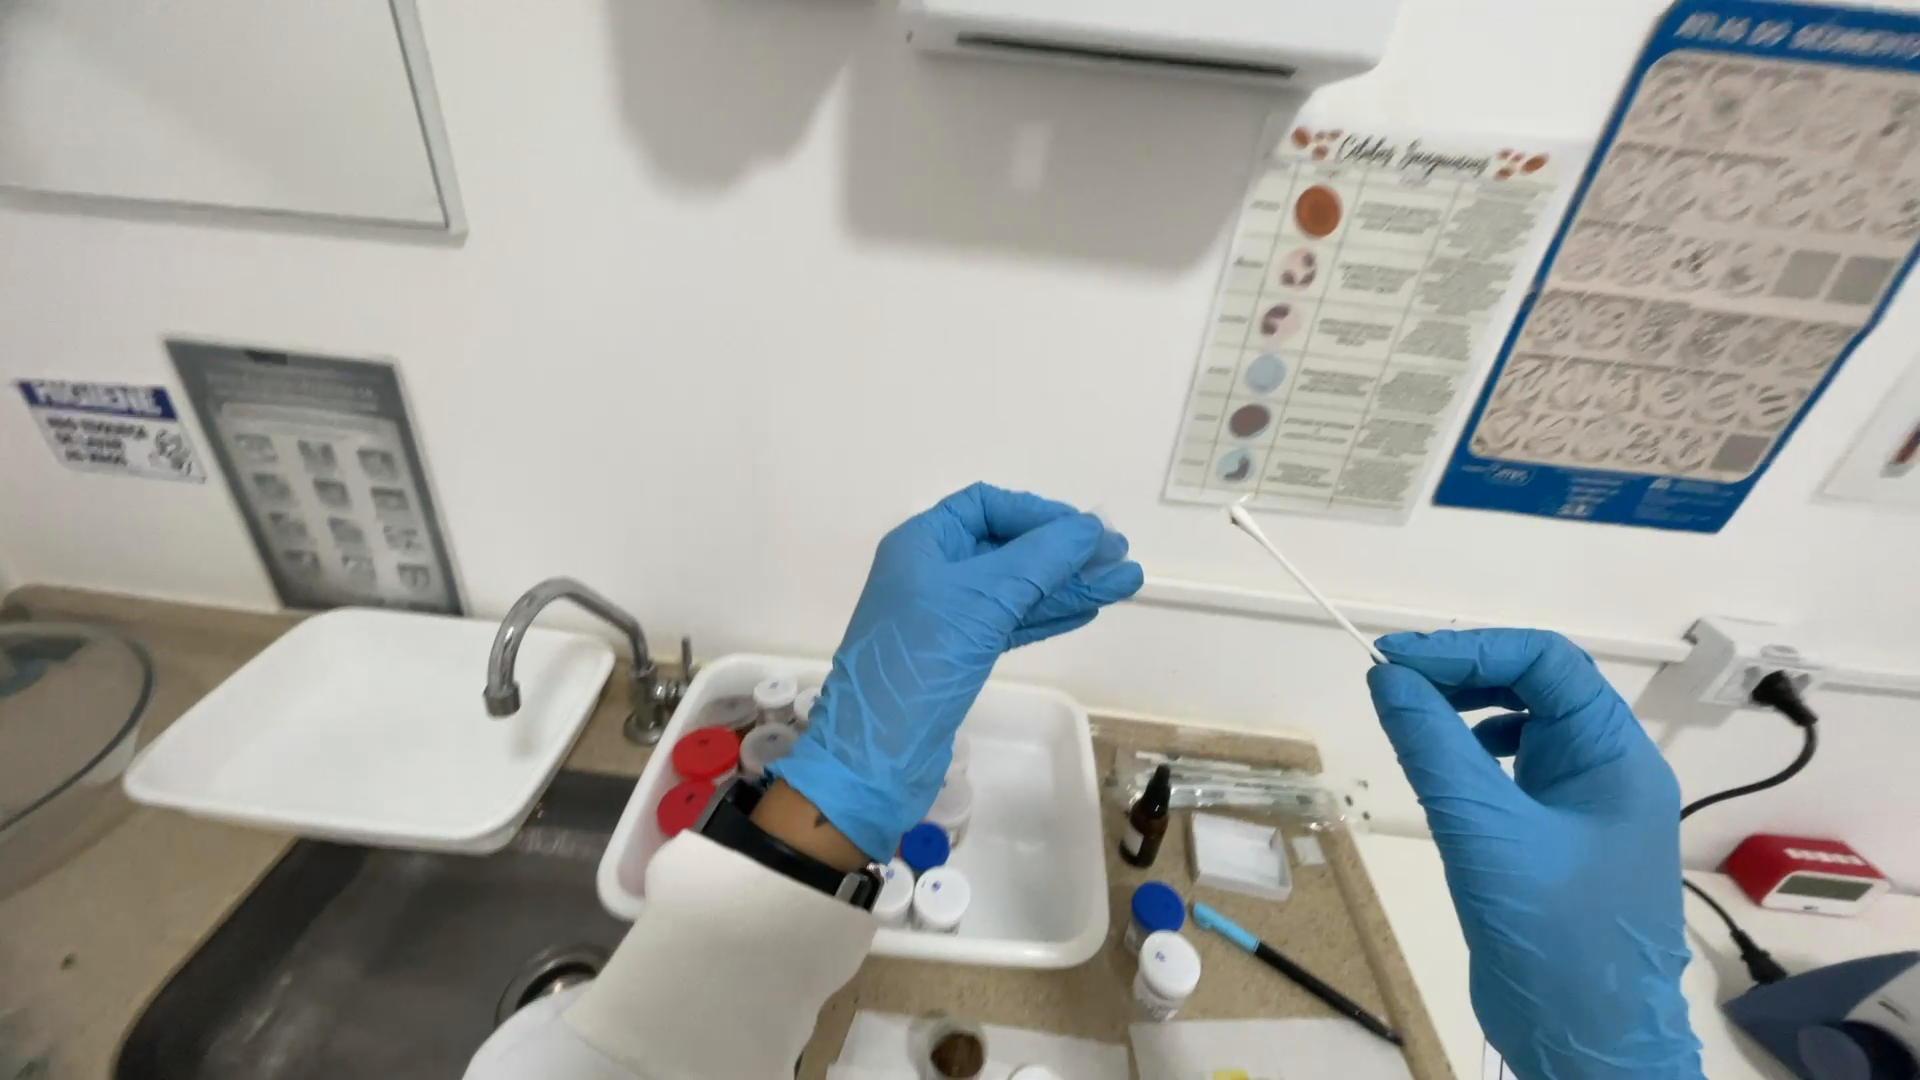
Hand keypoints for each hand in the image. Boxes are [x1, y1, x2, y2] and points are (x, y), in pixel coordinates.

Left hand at [767, 483, 1142, 859]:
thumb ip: (1040, 559)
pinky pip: (1009, 622)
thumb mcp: (983, 600)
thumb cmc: (922, 660)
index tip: (1084, 530)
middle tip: (1120, 558)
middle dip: (1062, 552)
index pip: (986, 507)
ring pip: (1014, 589)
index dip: (1037, 513)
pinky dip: (1046, 615)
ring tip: (1122, 583)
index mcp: (923, 544)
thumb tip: (1091, 528)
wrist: (878, 755)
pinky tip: (1086, 610)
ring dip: (1066, 586)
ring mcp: (946, 616)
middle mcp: (933, 572)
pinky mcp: (959, 654)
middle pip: (1007, 548)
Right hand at [1366, 629, 1702, 1079]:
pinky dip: (1465, 743)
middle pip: (1533, 681)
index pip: (1546, 661)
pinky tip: (1440, 764)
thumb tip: (1386, 676)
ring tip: (1411, 716)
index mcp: (1614, 757)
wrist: (1584, 1039)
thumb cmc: (1549, 931)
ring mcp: (1579, 799)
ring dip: (1462, 703)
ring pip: (1519, 716)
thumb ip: (1431, 743)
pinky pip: (1507, 759)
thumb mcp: (1481, 827)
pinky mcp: (1549, 828)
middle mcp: (1604, 766)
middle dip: (1461, 671)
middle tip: (1390, 679)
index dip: (1468, 647)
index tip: (1396, 659)